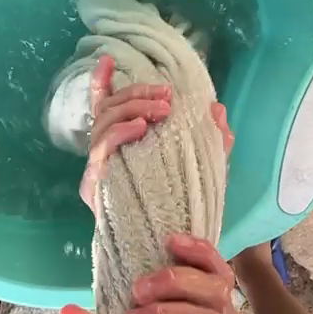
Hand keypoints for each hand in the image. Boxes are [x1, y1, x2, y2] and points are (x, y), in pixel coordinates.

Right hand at [79, 56, 234, 210]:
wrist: (166, 254)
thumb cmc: (178, 211)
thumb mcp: (200, 171)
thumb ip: (210, 142)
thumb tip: (218, 109)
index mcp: (122, 146)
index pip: (104, 108)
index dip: (101, 83)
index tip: (106, 60)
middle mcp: (104, 153)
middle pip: (108, 108)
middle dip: (136, 95)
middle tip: (167, 97)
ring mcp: (97, 168)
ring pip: (104, 121)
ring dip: (133, 108)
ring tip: (161, 111)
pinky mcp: (94, 184)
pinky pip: (102, 148)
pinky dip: (120, 131)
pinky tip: (140, 127)